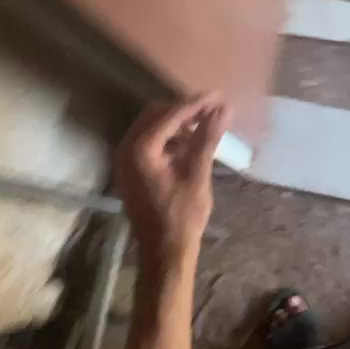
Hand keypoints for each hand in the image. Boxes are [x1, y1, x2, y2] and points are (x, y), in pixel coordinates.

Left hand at [114, 94, 228, 267]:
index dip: (196, 103)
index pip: (170, 114)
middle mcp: (126, 149)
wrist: (164, 253)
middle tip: (213, 108)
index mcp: (140, 149)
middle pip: (156, 114)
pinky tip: (190, 141)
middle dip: (185, 109)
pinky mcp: (131, 170)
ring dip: (176, 122)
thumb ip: (207, 137)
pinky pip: (148, 141)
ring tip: (205, 122)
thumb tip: (224, 108)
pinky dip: (168, 136)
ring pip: (151, 126)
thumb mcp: (197, 174)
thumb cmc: (182, 216)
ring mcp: (125, 160)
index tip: (219, 95)